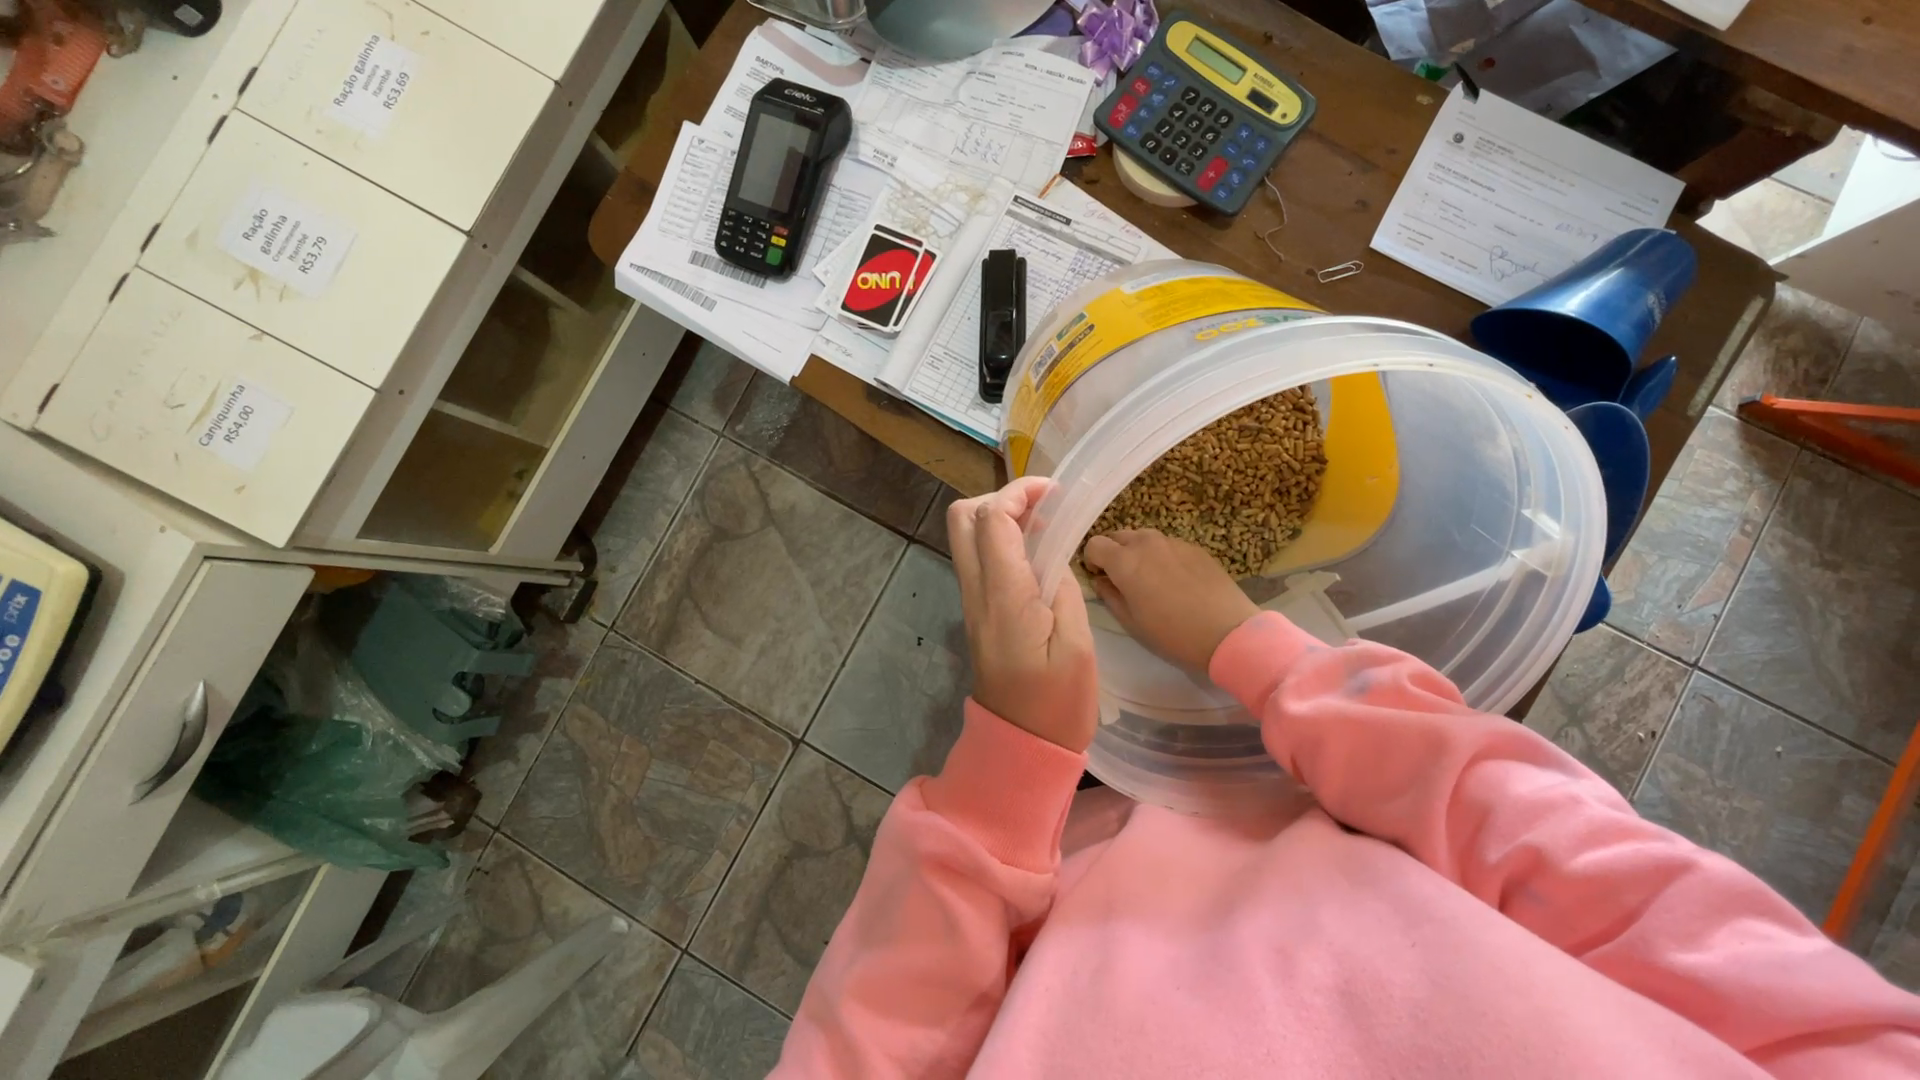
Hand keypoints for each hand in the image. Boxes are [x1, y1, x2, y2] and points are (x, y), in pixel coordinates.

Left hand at [949, 478, 1097, 752]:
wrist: (1021, 748)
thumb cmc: (1058, 705)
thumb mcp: (1078, 649)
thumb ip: (1063, 593)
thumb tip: (1051, 557)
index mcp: (1003, 597)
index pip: (990, 520)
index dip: (1018, 493)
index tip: (1055, 492)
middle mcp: (977, 593)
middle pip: (962, 520)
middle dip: (1000, 498)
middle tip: (1044, 506)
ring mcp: (973, 604)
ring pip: (967, 539)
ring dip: (1000, 519)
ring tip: (1047, 526)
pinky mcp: (979, 614)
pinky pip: (980, 561)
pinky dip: (1002, 543)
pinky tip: (1038, 555)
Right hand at [1083, 529, 1258, 673]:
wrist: (1227, 632)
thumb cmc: (1172, 633)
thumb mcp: (1131, 622)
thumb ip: (1109, 596)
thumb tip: (1101, 580)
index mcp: (1125, 561)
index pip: (1094, 545)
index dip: (1092, 560)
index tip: (1099, 578)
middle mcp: (1146, 543)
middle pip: (1118, 536)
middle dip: (1113, 553)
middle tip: (1121, 579)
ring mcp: (1173, 542)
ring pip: (1144, 538)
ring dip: (1137, 552)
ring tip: (1149, 578)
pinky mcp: (1195, 547)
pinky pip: (1168, 545)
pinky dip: (1162, 556)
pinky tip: (1175, 581)